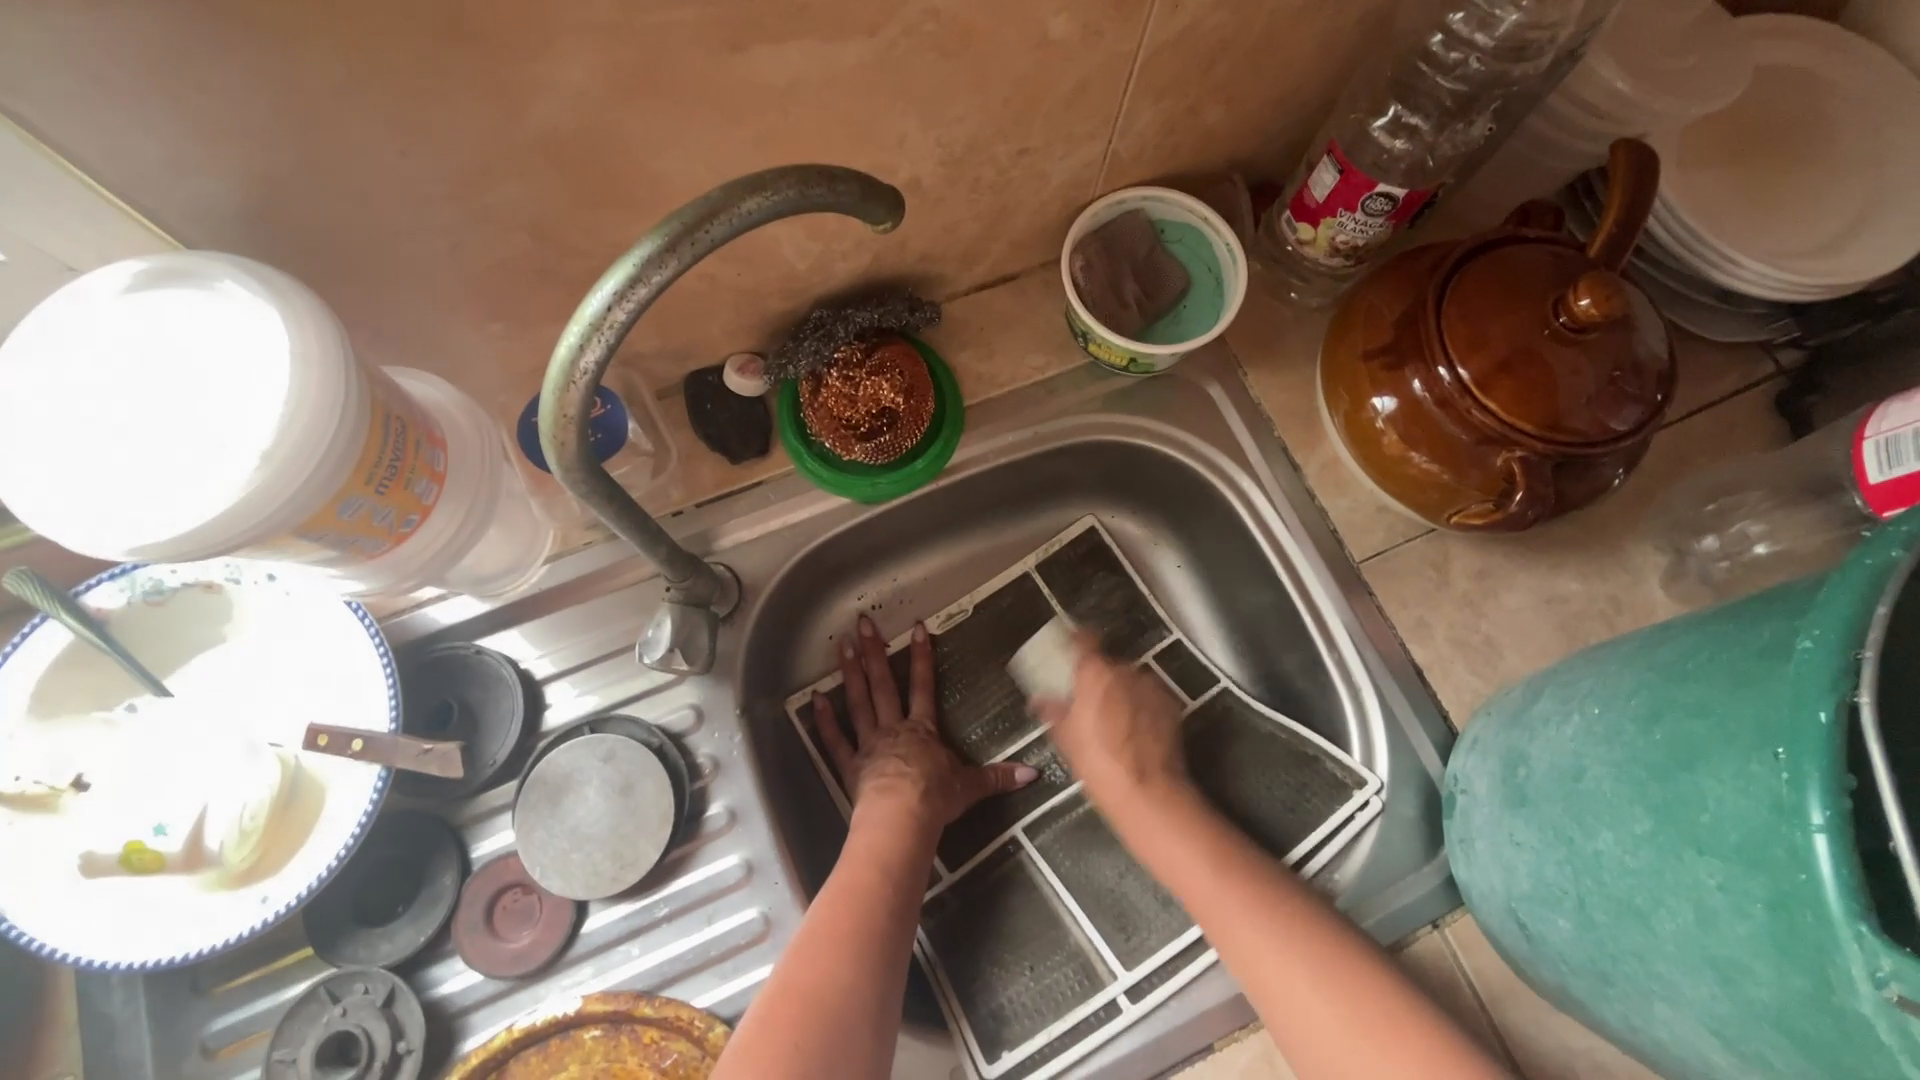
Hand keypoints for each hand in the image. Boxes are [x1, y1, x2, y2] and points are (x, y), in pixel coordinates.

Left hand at [812, 615, 1035, 832]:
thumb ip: (998, 777)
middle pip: (883, 684)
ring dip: (850, 673)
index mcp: (923, 729)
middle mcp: (894, 728)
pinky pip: (835, 741)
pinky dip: (826, 721)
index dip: (921, 656)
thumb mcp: (972, 787)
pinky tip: (814, 699)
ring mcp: (869, 744)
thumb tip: (1034, 773)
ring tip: (841, 644)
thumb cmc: (936, 799)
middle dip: (875, 651)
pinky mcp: (850, 765)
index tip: (916, 627)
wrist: (902, 819)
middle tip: (863, 622)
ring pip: (858, 702)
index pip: (923, 685)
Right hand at [1039, 636, 1190, 809]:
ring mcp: (1152, 685)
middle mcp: (1125, 670)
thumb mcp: (1066, 738)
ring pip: (1132, 680)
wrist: (1148, 791)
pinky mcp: (1173, 703)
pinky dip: (1143, 704)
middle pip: (1109, 664)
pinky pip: (1151, 696)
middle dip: (1101, 677)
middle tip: (1092, 701)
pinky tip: (1137, 730)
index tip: (1072, 648)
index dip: (1078, 640)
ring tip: (1117, 720)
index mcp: (1094, 672)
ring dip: (1124, 691)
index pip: (1084, 639)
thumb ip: (1052, 710)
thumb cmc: (1098, 763)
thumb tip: (1040, 700)